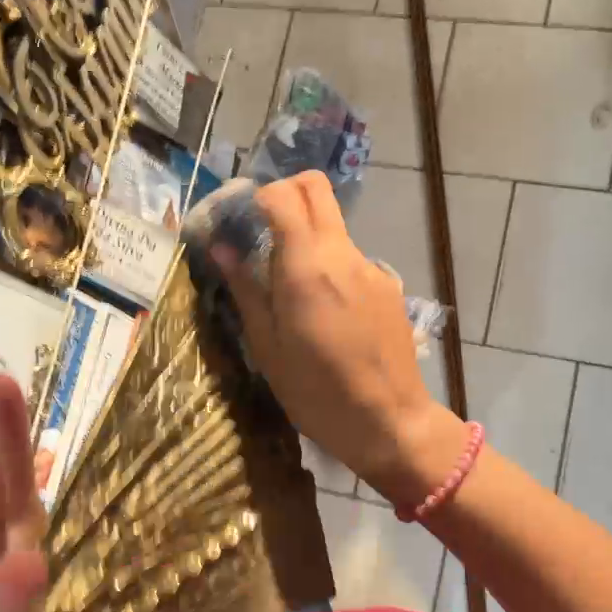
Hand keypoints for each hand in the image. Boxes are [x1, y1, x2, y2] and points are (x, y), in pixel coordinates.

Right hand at [214, 172, 449, 500]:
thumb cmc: (315, 393)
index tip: (240, 221)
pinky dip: (328, 266)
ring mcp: (371, 267)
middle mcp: (343, 254)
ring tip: (288, 290)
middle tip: (261, 231)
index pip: (283, 195)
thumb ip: (246, 289)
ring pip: (333, 227)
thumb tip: (222, 247)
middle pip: (316, 189)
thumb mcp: (267, 346)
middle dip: (284, 195)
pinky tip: (323, 314)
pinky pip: (349, 259)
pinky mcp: (388, 285)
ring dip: (305, 238)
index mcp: (307, 267)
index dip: (257, 197)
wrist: (388, 422)